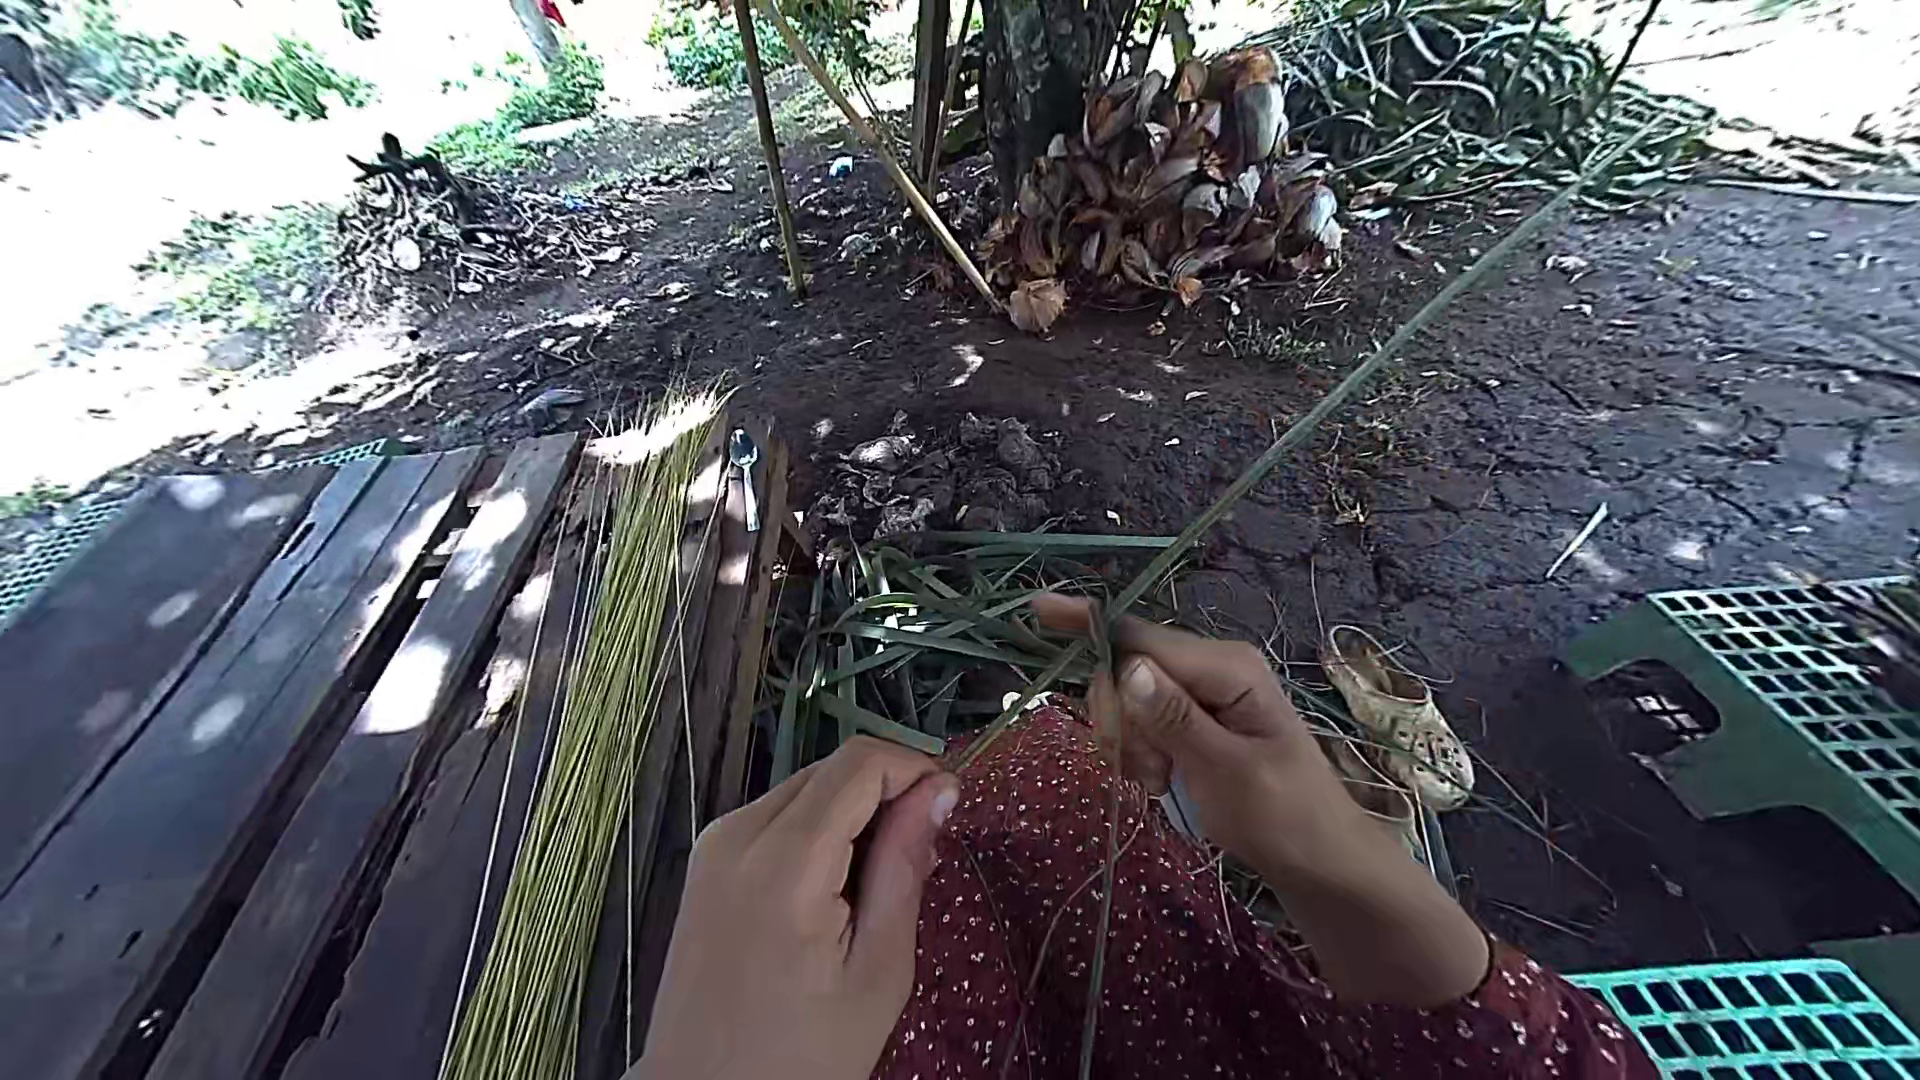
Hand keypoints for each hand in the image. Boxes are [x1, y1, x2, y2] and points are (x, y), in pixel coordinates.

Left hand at [635, 737, 959, 1079]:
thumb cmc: (803, 1056)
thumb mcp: (879, 968)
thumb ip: (906, 862)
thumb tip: (941, 787)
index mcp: (784, 861)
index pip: (860, 762)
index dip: (912, 766)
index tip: (947, 800)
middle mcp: (740, 830)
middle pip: (835, 767)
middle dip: (888, 789)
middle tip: (922, 846)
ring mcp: (717, 838)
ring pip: (811, 782)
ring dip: (857, 806)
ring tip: (881, 869)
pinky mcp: (709, 851)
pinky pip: (782, 807)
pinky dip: (822, 822)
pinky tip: (836, 875)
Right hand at [1034, 594, 1489, 1005]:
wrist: (1316, 859)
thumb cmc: (1286, 817)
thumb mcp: (1232, 773)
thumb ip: (1176, 718)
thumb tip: (1127, 668)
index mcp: (1226, 664)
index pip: (1141, 636)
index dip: (1086, 623)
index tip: (1038, 608)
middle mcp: (1206, 663)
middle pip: (1123, 666)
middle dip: (1120, 719)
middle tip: (1147, 771)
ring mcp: (1194, 686)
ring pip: (1122, 695)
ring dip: (1127, 742)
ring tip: (1159, 780)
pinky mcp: (1183, 710)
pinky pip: (1133, 716)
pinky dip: (1133, 750)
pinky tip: (1158, 777)